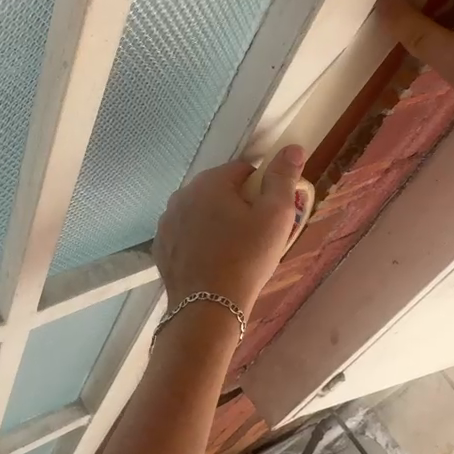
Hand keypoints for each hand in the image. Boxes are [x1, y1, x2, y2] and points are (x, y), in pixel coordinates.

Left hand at [154, 145, 307, 310]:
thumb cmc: (247, 258)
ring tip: (232, 252)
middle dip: (237, 205)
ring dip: (216, 222)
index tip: (268, 216)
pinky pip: (186, 234)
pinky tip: (211, 262)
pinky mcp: (161, 246)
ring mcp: (167, 221)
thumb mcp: (276, 216)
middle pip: (219, 190)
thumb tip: (292, 148)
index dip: (261, 190)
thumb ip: (283, 177)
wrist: (207, 306)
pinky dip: (198, 241)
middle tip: (254, 236)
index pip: (243, 170)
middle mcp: (182, 194)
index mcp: (209, 182)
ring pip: (200, 212)